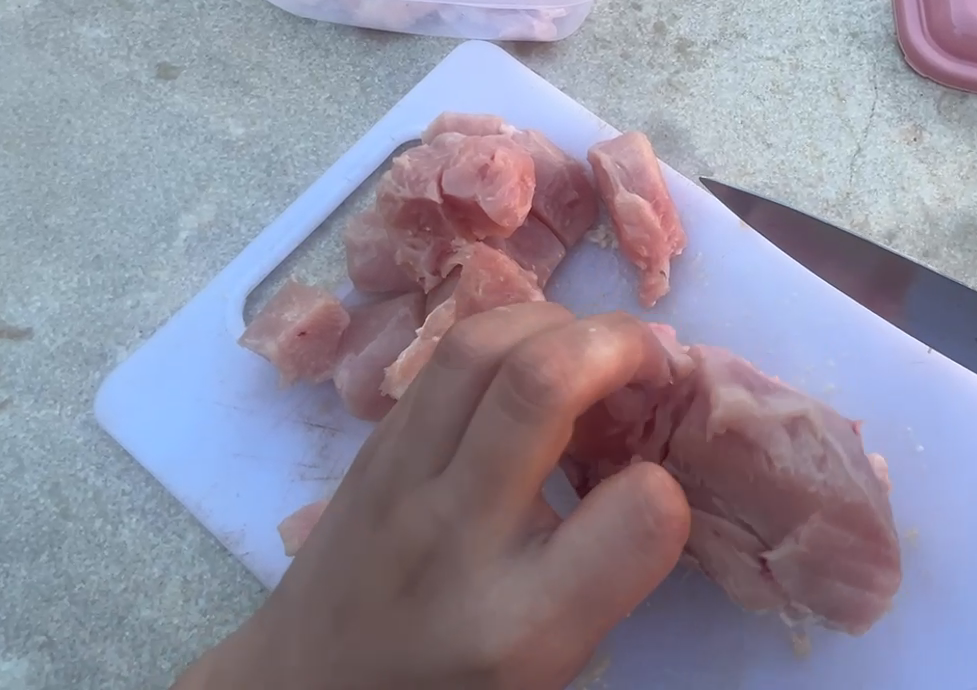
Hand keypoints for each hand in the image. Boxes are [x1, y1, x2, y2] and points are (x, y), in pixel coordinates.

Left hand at [177, 303, 690, 689]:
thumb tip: (651, 453)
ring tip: (587, 349)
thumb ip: (612, 561)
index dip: (667, 485)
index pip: (632, 524)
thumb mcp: (552, 654)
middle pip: (536, 385)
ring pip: (480, 343)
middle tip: (649, 360)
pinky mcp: (375, 436)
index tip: (660, 476)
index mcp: (519, 624)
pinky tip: (530, 358)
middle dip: (616, 343)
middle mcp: (453, 536)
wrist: (309, 688)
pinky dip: (510, 332)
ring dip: (558, 322)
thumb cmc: (452, 683)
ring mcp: (398, 474)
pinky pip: (447, 353)